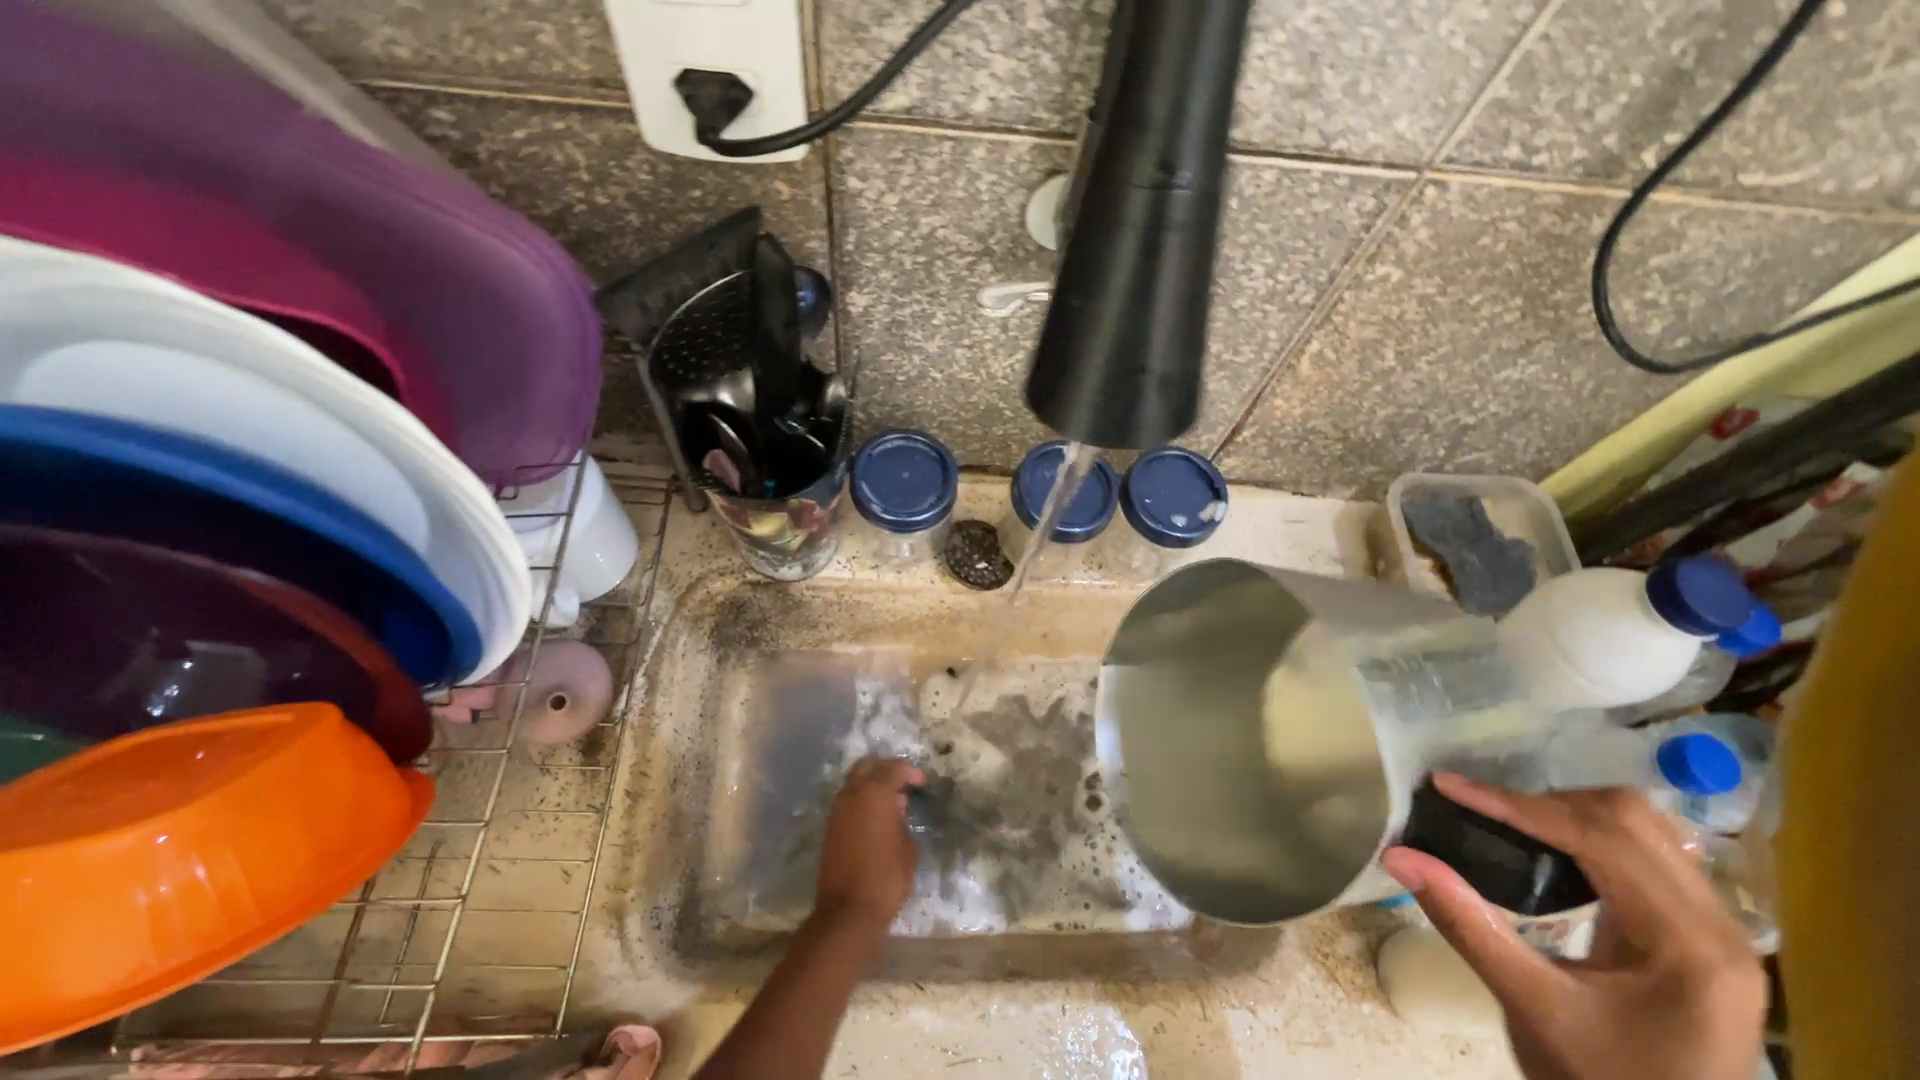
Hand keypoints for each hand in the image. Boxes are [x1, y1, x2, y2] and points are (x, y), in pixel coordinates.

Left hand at [814, 758, 923, 934]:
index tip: (921, 782)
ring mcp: (837, 810)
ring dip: (872, 783)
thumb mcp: (907, 848)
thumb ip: (902, 821)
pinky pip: (848, 800)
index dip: (909, 771)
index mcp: (874, 793)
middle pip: (867, 766)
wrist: (848, 909)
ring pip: (854, 782)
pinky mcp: (830, 827)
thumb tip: (896, 807)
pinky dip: (862, 799)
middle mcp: (852, 794)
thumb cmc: (887, 877)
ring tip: (893, 800)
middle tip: (904, 781)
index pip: (892, 768)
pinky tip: (877, 816)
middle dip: (886, 769)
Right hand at [1381, 774, 1765, 1079]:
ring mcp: (1720, 930)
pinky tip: (1555, 855)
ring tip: (1511, 827)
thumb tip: (1399, 856)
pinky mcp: (1705, 935)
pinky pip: (1652, 855)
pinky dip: (1595, 838)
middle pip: (1632, 820)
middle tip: (1480, 813)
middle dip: (1545, 803)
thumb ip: (1467, 925)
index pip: (1601, 838)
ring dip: (1572, 815)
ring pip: (1646, 828)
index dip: (1517, 804)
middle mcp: (1720, 925)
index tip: (1448, 786)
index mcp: (1688, 944)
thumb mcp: (1530, 1007)